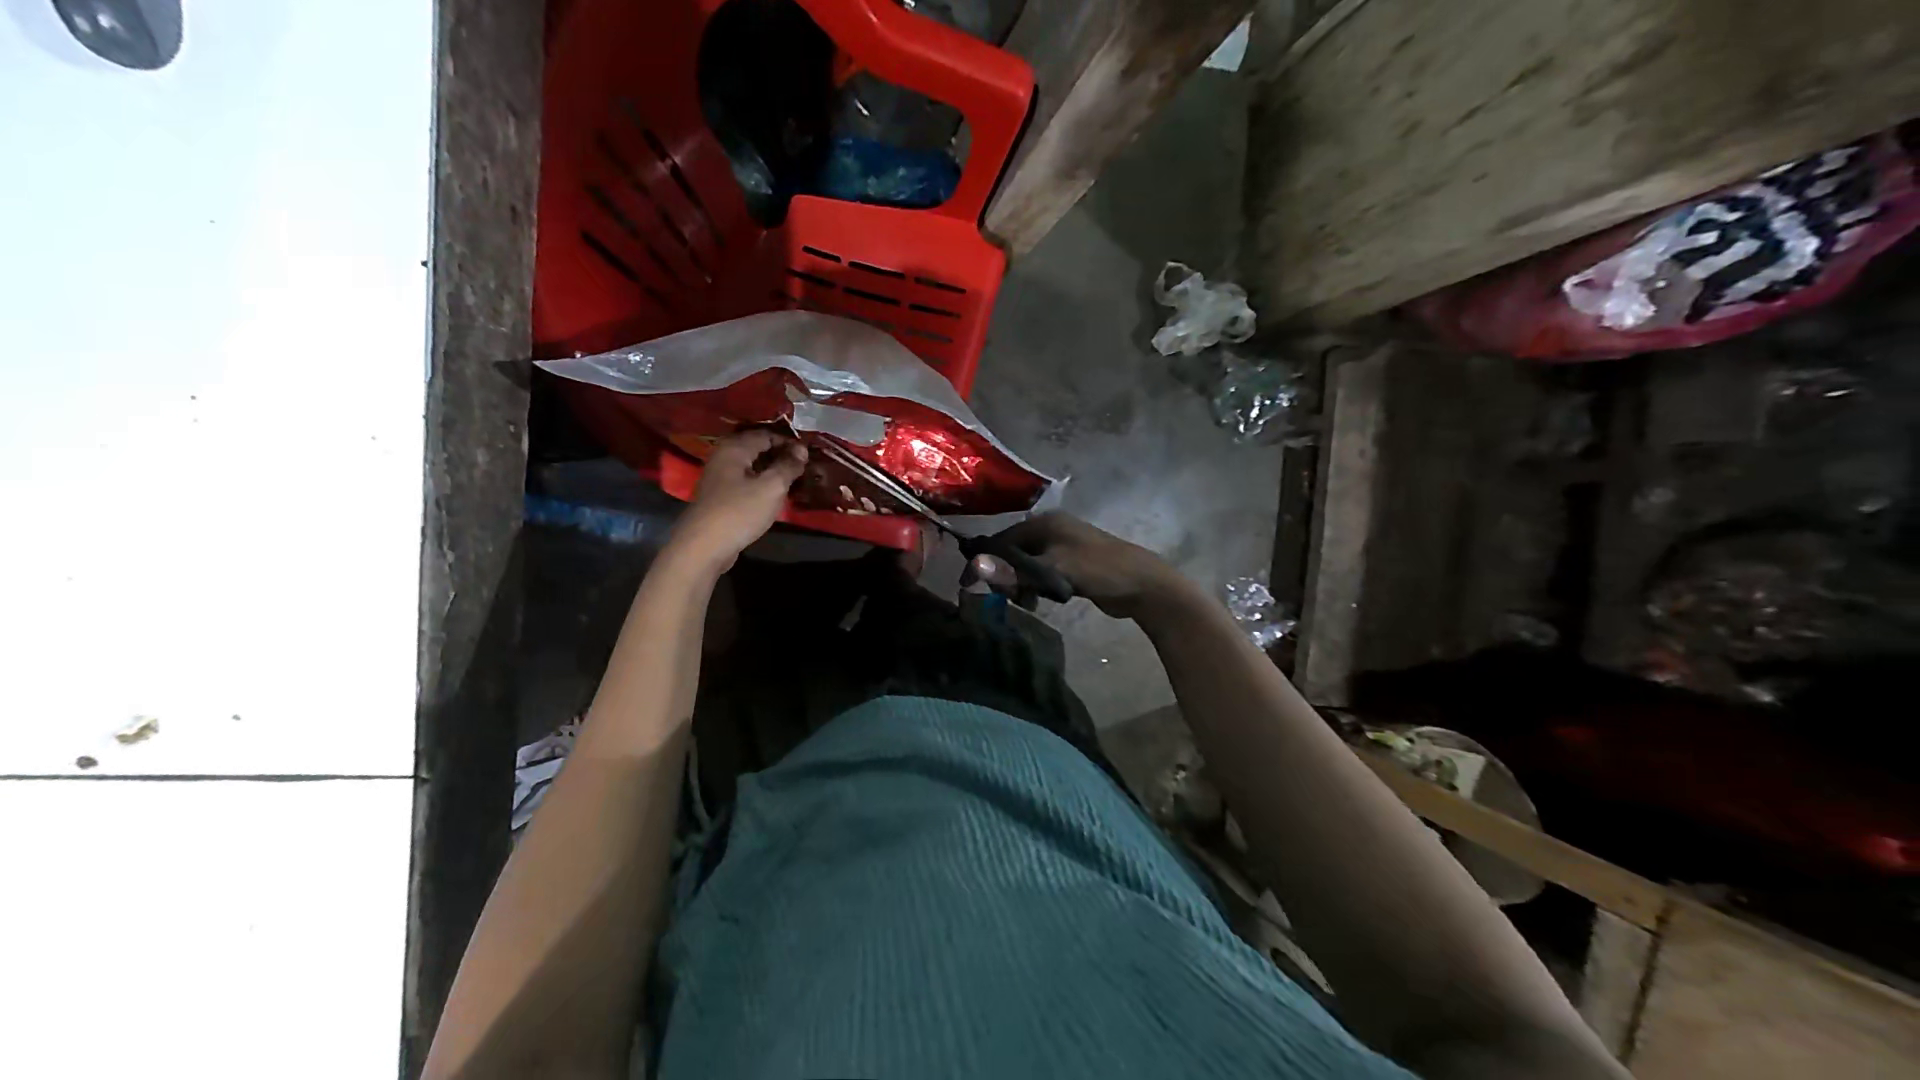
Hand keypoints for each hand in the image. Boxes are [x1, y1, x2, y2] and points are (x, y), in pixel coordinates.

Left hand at [666, 430, 807, 573]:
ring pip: (752, 467)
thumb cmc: (740, 511)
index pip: (766, 435)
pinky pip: (746, 483)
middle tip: (804, 468)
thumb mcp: (772, 487)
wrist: (704, 546)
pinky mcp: (720, 497)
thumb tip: (801, 450)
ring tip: (794, 482)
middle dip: (781, 456)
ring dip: (772, 472)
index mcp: (735, 448)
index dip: (789, 443)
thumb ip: (788, 466)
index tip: (809, 456)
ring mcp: (720, 478)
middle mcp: (724, 457)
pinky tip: (775, 496)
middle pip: (757, 449)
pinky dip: (762, 485)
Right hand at [989, 512, 1188, 619]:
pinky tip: (1040, 600)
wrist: (1144, 585)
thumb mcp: (1053, 570)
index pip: (1001, 539)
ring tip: (1027, 602)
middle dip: (1007, 575)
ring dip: (1022, 583)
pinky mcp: (1072, 563)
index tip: (972, 586)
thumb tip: (974, 567)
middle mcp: (1052, 528)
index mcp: (1045, 522)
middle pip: (1013, 552)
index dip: (986, 561)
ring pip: (1028, 564)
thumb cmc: (1098, 570)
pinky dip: (1037, 585)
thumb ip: (1014, 570)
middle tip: (1010, 597)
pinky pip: (1043, 573)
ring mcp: (1063, 545)